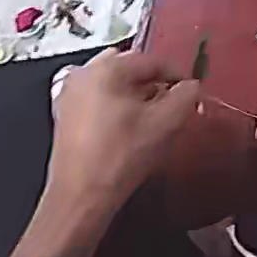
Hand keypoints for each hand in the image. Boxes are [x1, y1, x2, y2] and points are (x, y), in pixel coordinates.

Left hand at [46, 48, 198, 214]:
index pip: (153, 60)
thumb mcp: (167, 122)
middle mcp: (83, 73)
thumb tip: (191, 86)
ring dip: (136, 92)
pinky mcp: (65, 115)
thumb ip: (187, 95)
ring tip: (152, 115)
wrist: (81, 196)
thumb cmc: (124, 154)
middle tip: (171, 102)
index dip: (178, 75)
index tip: (191, 93)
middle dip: (154, 81)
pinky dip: (118, 103)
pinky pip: (100, 96)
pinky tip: (129, 126)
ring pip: (115, 82)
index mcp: (106, 69)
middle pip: (131, 67)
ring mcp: (69, 94)